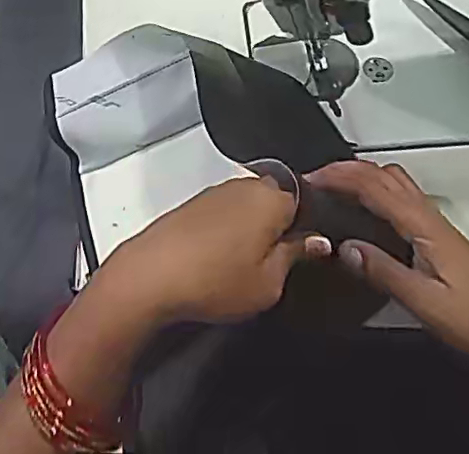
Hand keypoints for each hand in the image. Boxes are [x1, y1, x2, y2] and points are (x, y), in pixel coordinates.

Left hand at [92, 176, 332, 327]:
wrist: (153, 273)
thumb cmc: (213, 279)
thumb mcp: (270, 282)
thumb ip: (296, 255)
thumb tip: (315, 242)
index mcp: (270, 198)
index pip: (305, 203)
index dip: (307, 230)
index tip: (306, 254)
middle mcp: (242, 186)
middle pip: (274, 200)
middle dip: (279, 226)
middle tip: (276, 264)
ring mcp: (215, 192)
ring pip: (248, 205)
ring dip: (252, 228)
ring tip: (245, 265)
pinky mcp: (194, 203)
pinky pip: (224, 211)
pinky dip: (228, 230)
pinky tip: (222, 258)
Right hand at [307, 160, 468, 372]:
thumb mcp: (426, 303)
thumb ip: (383, 272)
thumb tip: (347, 249)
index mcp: (424, 226)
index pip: (373, 185)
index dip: (338, 176)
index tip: (311, 180)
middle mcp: (431, 219)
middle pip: (383, 173)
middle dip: (345, 168)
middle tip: (317, 178)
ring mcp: (437, 226)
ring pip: (394, 181)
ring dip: (362, 175)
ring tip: (337, 186)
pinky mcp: (439, 237)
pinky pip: (402, 197)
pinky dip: (376, 190)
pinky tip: (368, 209)